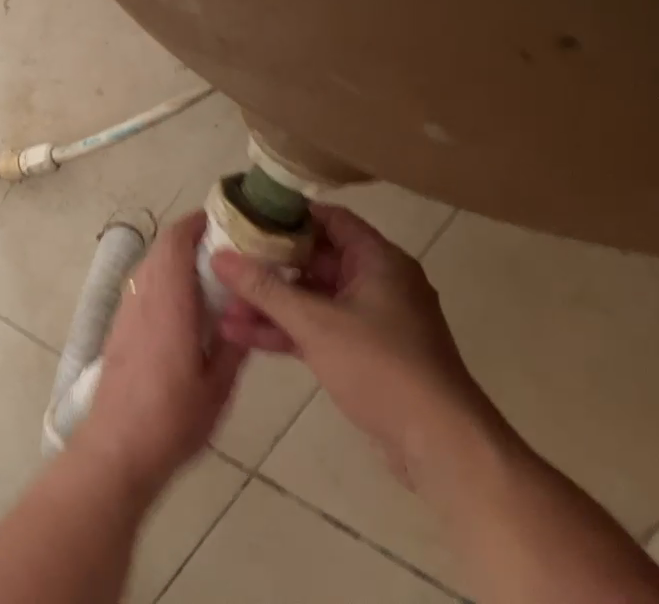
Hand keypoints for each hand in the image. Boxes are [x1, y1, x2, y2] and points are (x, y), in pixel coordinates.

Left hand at [76, 211, 247, 494]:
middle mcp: (142, 299)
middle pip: (162, 250)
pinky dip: (165, 280)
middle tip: (230, 244)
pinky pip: (143, 289)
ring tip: (214, 272)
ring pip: (150, 268)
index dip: (197, 222)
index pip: (175, 242)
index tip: (227, 217)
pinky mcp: (119, 330)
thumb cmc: (172, 419)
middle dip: (192, 237)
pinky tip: (188, 304)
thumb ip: (233, 342)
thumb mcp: (218, 385)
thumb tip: (245, 304)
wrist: (115, 449)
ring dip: (177, 259)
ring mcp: (126, 314)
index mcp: (169, 305)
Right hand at [210, 203, 505, 492]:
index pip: (329, 219)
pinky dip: (284, 331)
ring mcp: (371, 320)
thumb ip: (265, 289)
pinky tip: (242, 336)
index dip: (287, 215)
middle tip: (224, 262)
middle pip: (315, 260)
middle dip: (268, 265)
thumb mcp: (315, 323)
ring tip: (222, 304)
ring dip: (270, 303)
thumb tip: (219, 256)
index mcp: (379, 261)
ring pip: (312, 299)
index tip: (245, 218)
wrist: (439, 443)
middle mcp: (377, 282)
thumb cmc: (381, 367)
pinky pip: (317, 329)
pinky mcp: (363, 354)